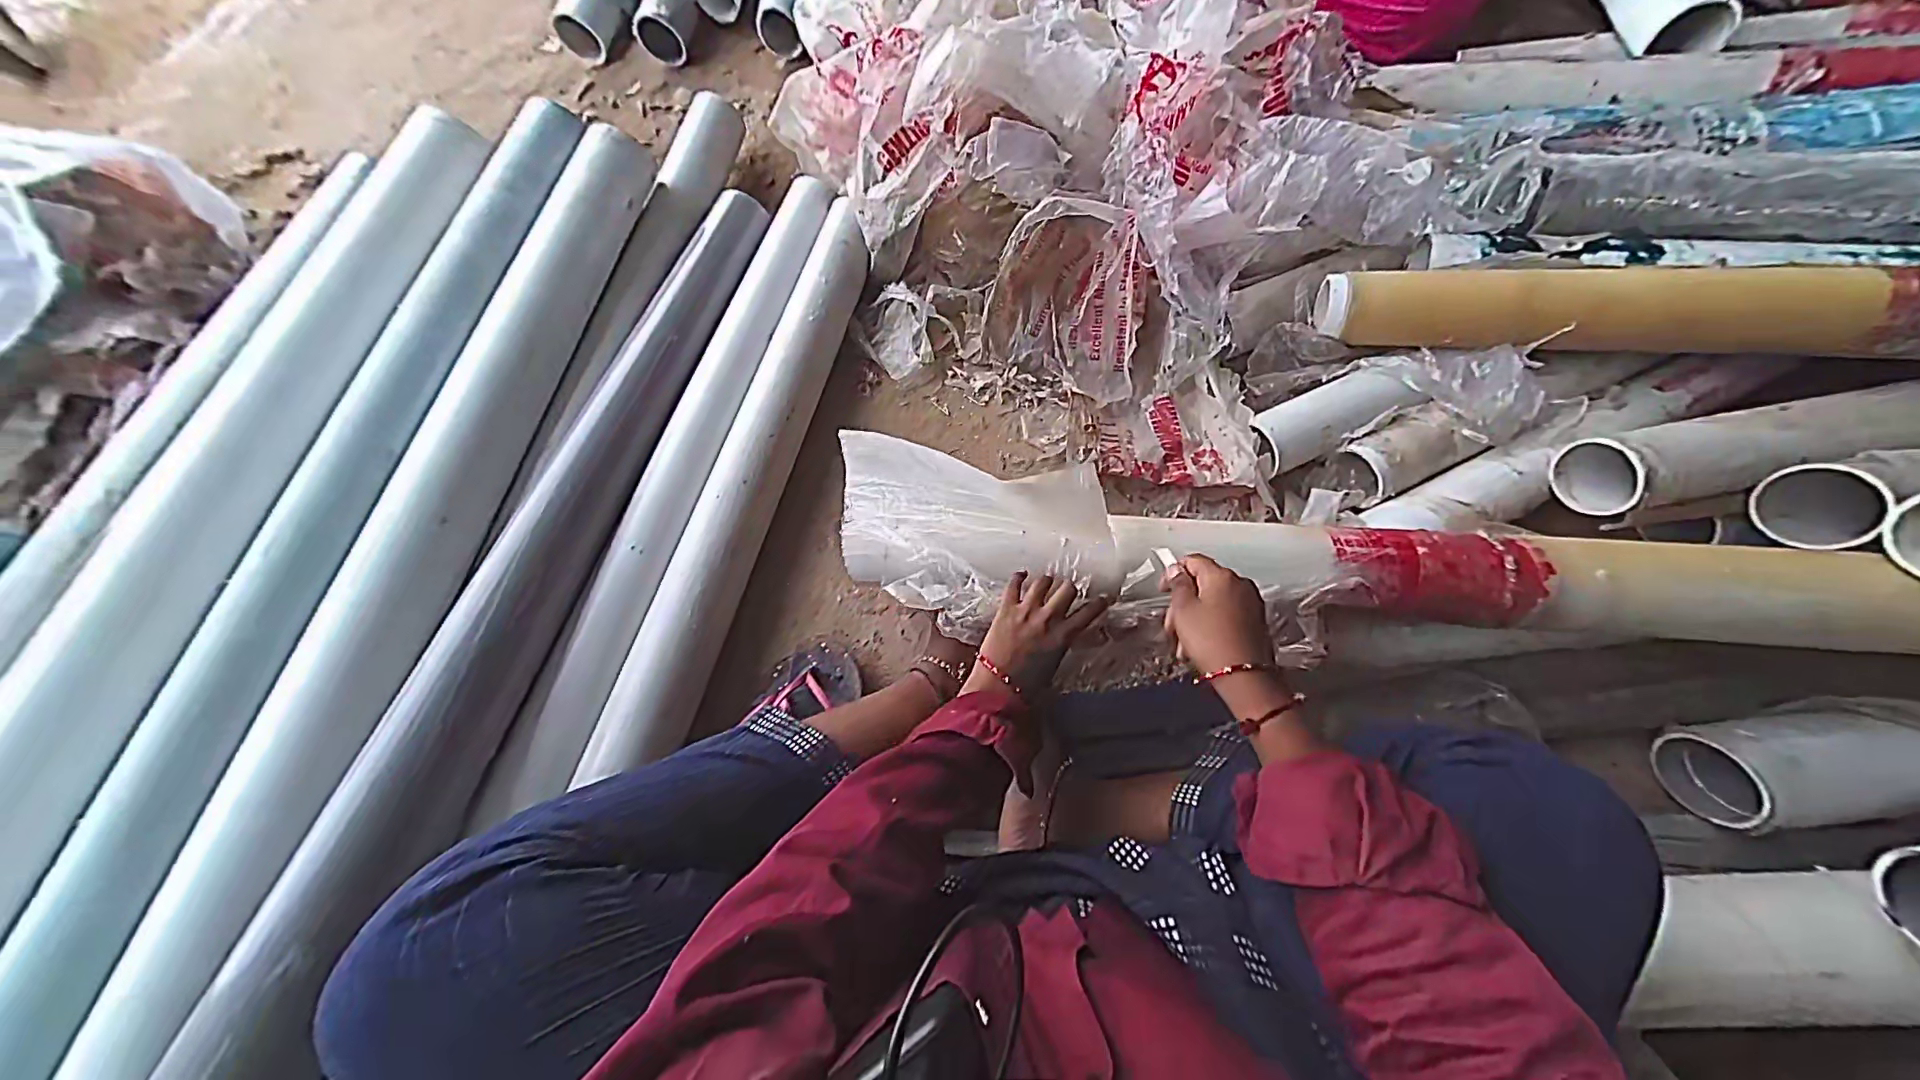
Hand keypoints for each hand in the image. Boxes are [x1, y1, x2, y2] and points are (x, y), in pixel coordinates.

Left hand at [969, 572, 1110, 697]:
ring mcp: (1026, 611)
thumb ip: (1063, 645)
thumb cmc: (1027, 684)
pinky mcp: (1006, 609)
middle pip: (1067, 589)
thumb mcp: (1055, 664)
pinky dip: (1019, 577)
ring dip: (1047, 581)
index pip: (1088, 612)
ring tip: (1048, 582)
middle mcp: (1047, 618)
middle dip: (1070, 589)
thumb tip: (1069, 638)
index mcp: (1063, 635)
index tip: (1103, 598)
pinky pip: (1014, 585)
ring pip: (1043, 582)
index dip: (1099, 603)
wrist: (997, 687)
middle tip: (1068, 591)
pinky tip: (1022, 575)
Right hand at [1160, 554, 1272, 675]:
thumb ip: (1178, 584)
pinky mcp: (1255, 622)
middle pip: (1203, 582)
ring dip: (1196, 615)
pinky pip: (1227, 615)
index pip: (1193, 561)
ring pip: (1214, 601)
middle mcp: (1240, 585)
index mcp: (1221, 576)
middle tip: (1173, 622)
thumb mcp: (1183, 610)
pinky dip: (1212, 624)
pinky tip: (1202, 643)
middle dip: (1184, 601)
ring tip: (1185, 640)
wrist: (1243, 675)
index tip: (1165, 588)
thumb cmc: (1212, 642)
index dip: (1174, 572)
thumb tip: (1176, 571)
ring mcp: (1250, 603)